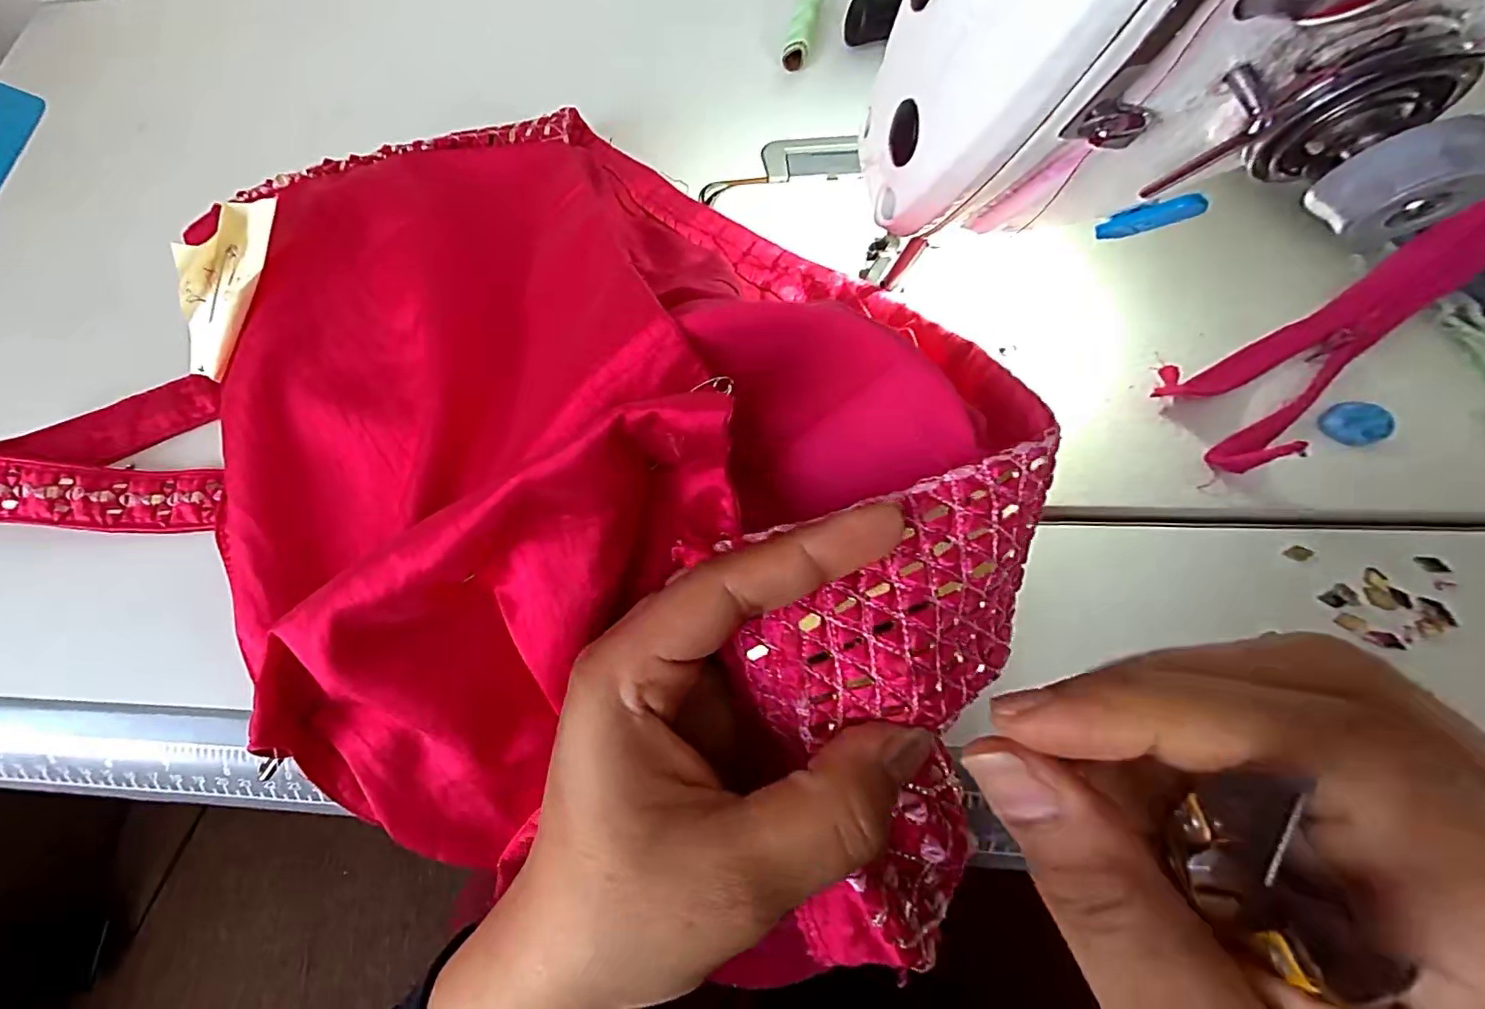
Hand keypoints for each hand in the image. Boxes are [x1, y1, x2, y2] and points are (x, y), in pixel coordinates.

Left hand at [430, 504, 936, 1008]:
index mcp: (628, 671)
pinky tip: (871, 682)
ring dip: (829, 629)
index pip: (722, 586)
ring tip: (905, 604)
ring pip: (761, 640)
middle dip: (823, 574)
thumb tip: (911, 734)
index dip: (807, 549)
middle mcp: (646, 663)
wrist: (573, 967)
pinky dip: (821, 682)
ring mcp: (674, 692)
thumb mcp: (739, 870)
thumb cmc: (626, 913)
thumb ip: (835, 805)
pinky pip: (768, 686)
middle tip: (907, 548)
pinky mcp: (699, 724)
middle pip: (741, 598)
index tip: (886, 521)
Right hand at [962, 634, 1484, 1007]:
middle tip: (1041, 738)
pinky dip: (1191, 742)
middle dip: (1146, 697)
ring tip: (1084, 772)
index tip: (1025, 723)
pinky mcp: (1447, 835)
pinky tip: (1145, 796)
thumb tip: (1001, 762)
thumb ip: (1110, 907)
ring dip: (1161, 713)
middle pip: (1324, 692)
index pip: (1340, 742)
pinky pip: (1304, 730)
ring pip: (1309, 694)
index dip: (1151, 706)